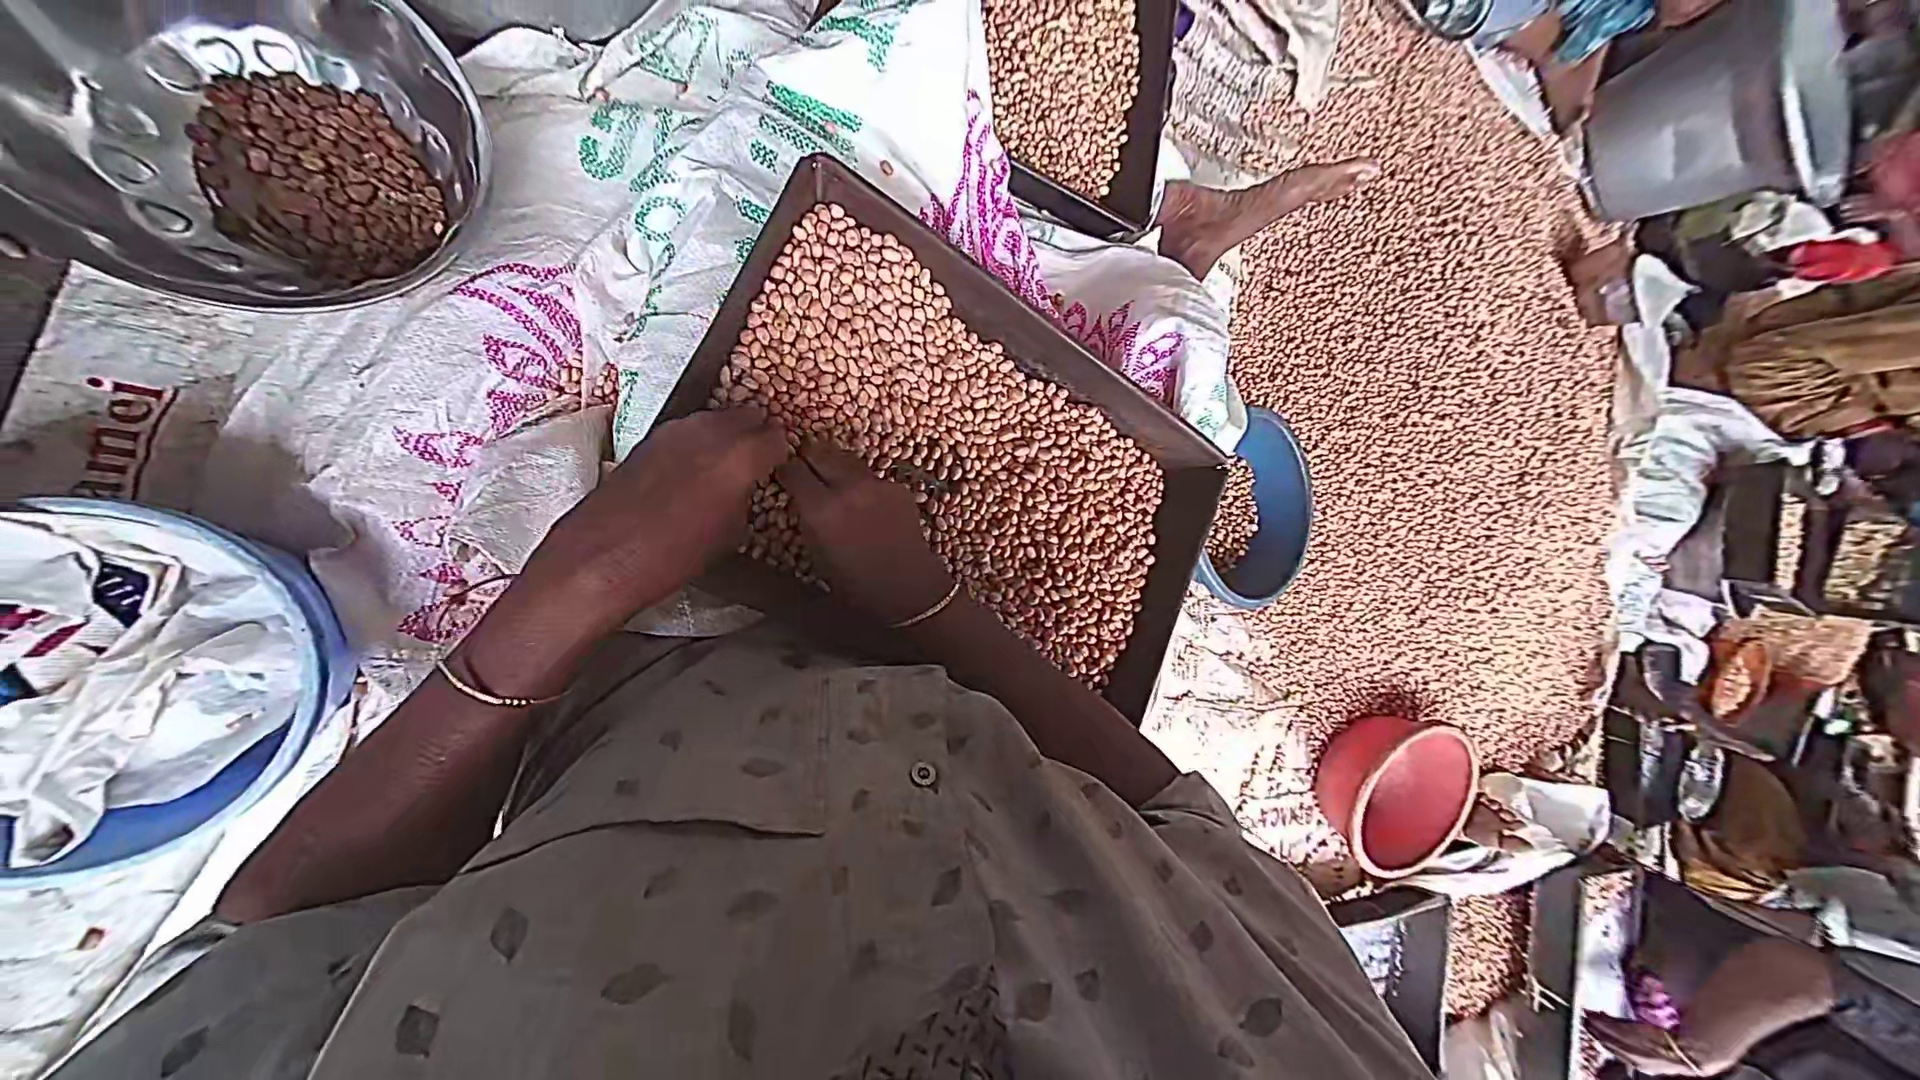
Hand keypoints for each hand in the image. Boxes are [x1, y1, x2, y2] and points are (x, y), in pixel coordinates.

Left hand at [520, 406, 788, 624]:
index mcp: (741, 456)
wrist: (607, 553)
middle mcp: (711, 432)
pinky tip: (695, 466)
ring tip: (728, 461)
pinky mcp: (650, 437)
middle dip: (757, 432)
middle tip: (760, 457)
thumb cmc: (678, 553)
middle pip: (747, 415)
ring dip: (727, 433)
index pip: (777, 438)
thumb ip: (745, 497)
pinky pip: (688, 429)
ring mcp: (676, 429)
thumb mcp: (731, 532)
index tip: (780, 464)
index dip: (782, 452)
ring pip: (715, 418)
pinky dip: (699, 440)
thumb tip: (744, 487)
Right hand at [777, 442, 954, 624]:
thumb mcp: (818, 555)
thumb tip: (801, 497)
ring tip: (833, 482)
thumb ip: (807, 519)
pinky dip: (862, 484)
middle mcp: (848, 488)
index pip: (793, 470)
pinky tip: (864, 504)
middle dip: (810, 458)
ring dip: (836, 466)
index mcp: (821, 509)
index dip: (786, 471)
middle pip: (820, 452)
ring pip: (847, 459)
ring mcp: (876, 484)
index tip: (784, 476)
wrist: (908, 588)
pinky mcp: (897, 487)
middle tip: (806, 470)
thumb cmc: (856, 584)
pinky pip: (871, 477)